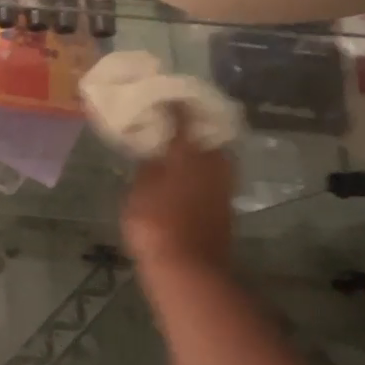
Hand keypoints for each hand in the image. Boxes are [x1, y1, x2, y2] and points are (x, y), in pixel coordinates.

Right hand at [120, 104, 236, 273]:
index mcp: (190, 151)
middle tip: (170, 120)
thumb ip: (149, 166)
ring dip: (196, 149)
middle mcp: (213, 162)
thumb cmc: (156, 224)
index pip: (182, 115)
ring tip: (173, 145)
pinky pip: (211, 176)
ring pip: (212, 155)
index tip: (159, 94)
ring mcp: (223, 186)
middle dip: (191, 126)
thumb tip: (155, 150)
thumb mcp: (140, 190)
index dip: (171, 103)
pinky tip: (181, 173)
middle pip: (206, 134)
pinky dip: (198, 169)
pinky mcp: (224, 206)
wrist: (189, 271)